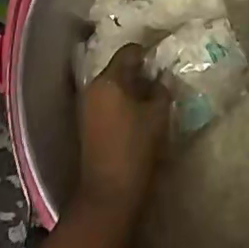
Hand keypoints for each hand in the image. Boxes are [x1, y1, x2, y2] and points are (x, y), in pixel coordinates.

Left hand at [76, 44, 170, 212]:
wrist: (108, 194)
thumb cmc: (134, 149)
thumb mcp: (157, 117)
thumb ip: (161, 91)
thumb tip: (162, 77)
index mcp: (109, 80)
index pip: (128, 52)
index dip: (146, 53)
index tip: (161, 60)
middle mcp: (93, 87)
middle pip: (118, 69)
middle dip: (139, 73)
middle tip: (159, 81)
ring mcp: (87, 106)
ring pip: (112, 87)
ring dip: (130, 89)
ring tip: (150, 99)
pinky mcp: (86, 124)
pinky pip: (106, 102)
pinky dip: (121, 103)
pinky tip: (136, 115)